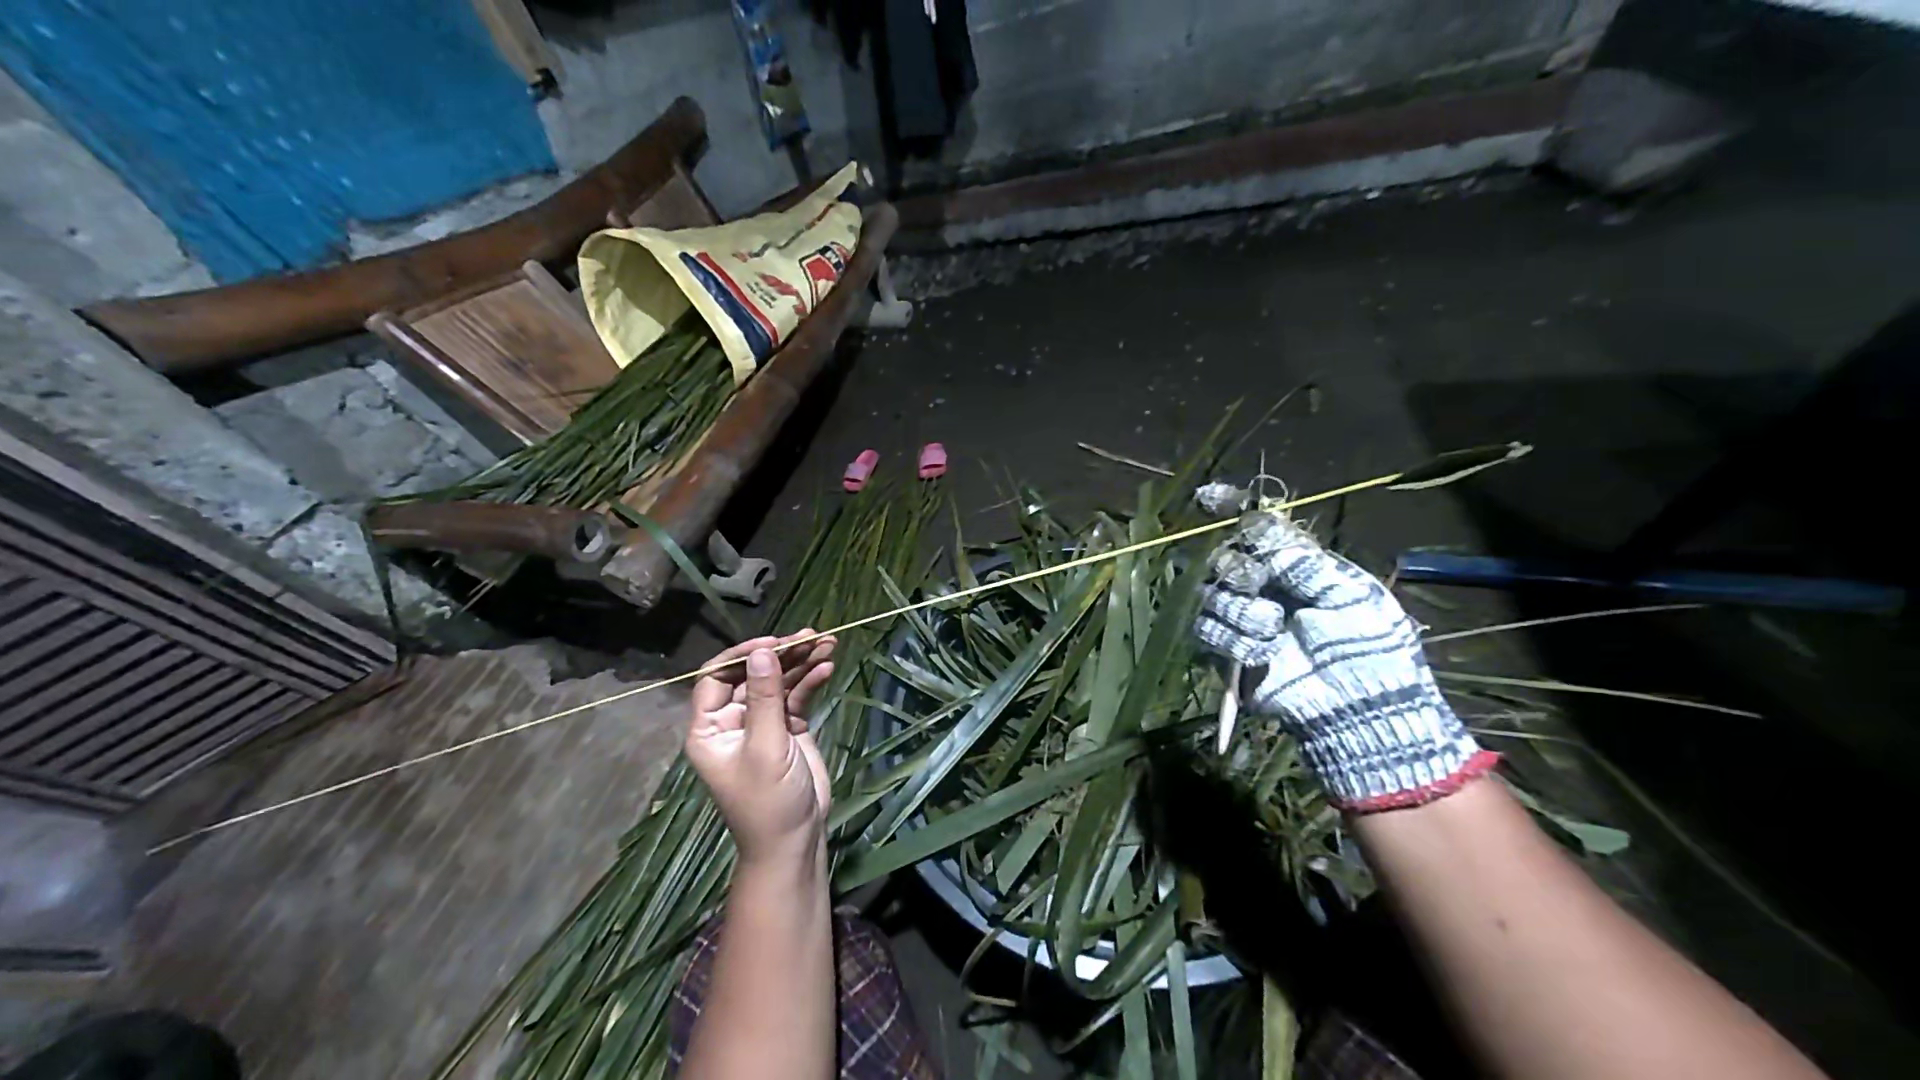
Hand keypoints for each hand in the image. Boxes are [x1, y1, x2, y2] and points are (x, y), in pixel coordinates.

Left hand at [684, 631, 836, 864]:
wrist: (795, 841)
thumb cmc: (768, 801)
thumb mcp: (766, 747)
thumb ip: (764, 698)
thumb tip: (762, 651)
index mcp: (710, 726)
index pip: (717, 676)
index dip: (743, 655)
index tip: (774, 642)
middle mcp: (733, 719)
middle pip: (753, 674)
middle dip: (781, 654)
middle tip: (811, 636)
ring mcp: (763, 723)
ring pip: (779, 681)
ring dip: (802, 662)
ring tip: (828, 643)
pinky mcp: (789, 728)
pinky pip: (797, 696)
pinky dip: (811, 681)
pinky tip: (827, 667)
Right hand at [1193, 512, 1495, 810]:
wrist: (1360, 708)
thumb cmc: (1370, 649)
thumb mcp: (1357, 597)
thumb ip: (1312, 567)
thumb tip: (1270, 548)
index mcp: (1299, 571)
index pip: (1260, 536)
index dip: (1245, 526)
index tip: (1228, 513)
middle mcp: (1267, 591)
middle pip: (1225, 561)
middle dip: (1238, 569)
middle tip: (1257, 581)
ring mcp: (1245, 623)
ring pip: (1211, 596)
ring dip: (1239, 609)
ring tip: (1271, 627)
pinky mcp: (1229, 656)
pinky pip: (1206, 632)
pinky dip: (1231, 639)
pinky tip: (1261, 652)